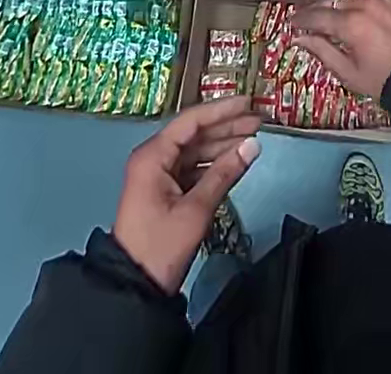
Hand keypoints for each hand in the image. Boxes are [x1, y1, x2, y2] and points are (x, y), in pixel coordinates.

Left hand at [112, 95, 261, 292]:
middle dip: (226, 126)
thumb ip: (224, 174)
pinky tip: (235, 161)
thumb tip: (251, 145)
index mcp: (153, 155)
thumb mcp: (196, 210)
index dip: (221, 110)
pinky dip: (214, 164)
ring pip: (195, 150)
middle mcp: (154, 157)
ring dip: (222, 145)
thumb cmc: (161, 246)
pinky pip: (193, 167)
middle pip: (194, 133)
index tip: (247, 103)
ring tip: (252, 137)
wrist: (133, 287)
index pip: (191, 121)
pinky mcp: (165, 189)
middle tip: (257, 120)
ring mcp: (159, 173)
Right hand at [293, 0, 390, 98]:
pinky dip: (357, 7)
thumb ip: (321, 50)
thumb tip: (299, 37)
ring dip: (337, 8)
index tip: (292, 22)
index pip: (316, 16)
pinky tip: (354, 18)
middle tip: (306, 19)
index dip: (301, 19)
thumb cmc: (383, 80)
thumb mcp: (348, 72)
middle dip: (317, 10)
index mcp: (351, 25)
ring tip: (329, 19)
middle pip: (331, 2)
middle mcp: (364, 5)